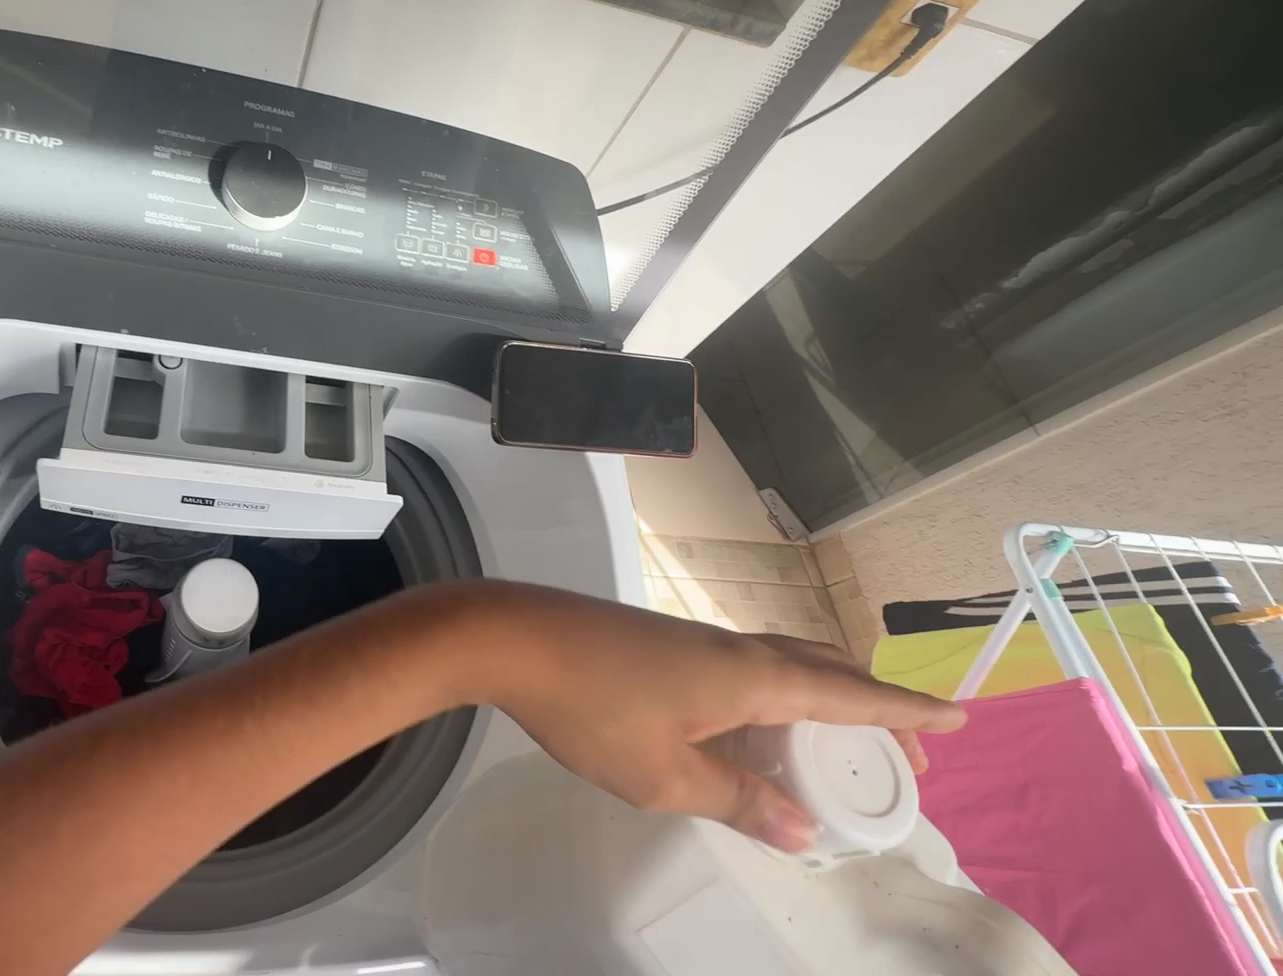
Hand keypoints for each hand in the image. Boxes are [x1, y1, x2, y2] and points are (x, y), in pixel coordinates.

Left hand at [449, 581, 965, 851]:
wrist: (511, 637)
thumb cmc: (591, 708)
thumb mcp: (664, 775)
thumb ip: (737, 801)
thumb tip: (802, 832)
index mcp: (749, 678)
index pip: (848, 694)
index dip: (904, 711)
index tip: (958, 715)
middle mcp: (729, 648)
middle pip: (819, 667)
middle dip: (868, 705)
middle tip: (897, 750)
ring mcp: (688, 638)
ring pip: (774, 661)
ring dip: (814, 697)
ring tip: (823, 746)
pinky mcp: (655, 639)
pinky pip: (733, 665)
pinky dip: (764, 694)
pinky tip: (741, 726)